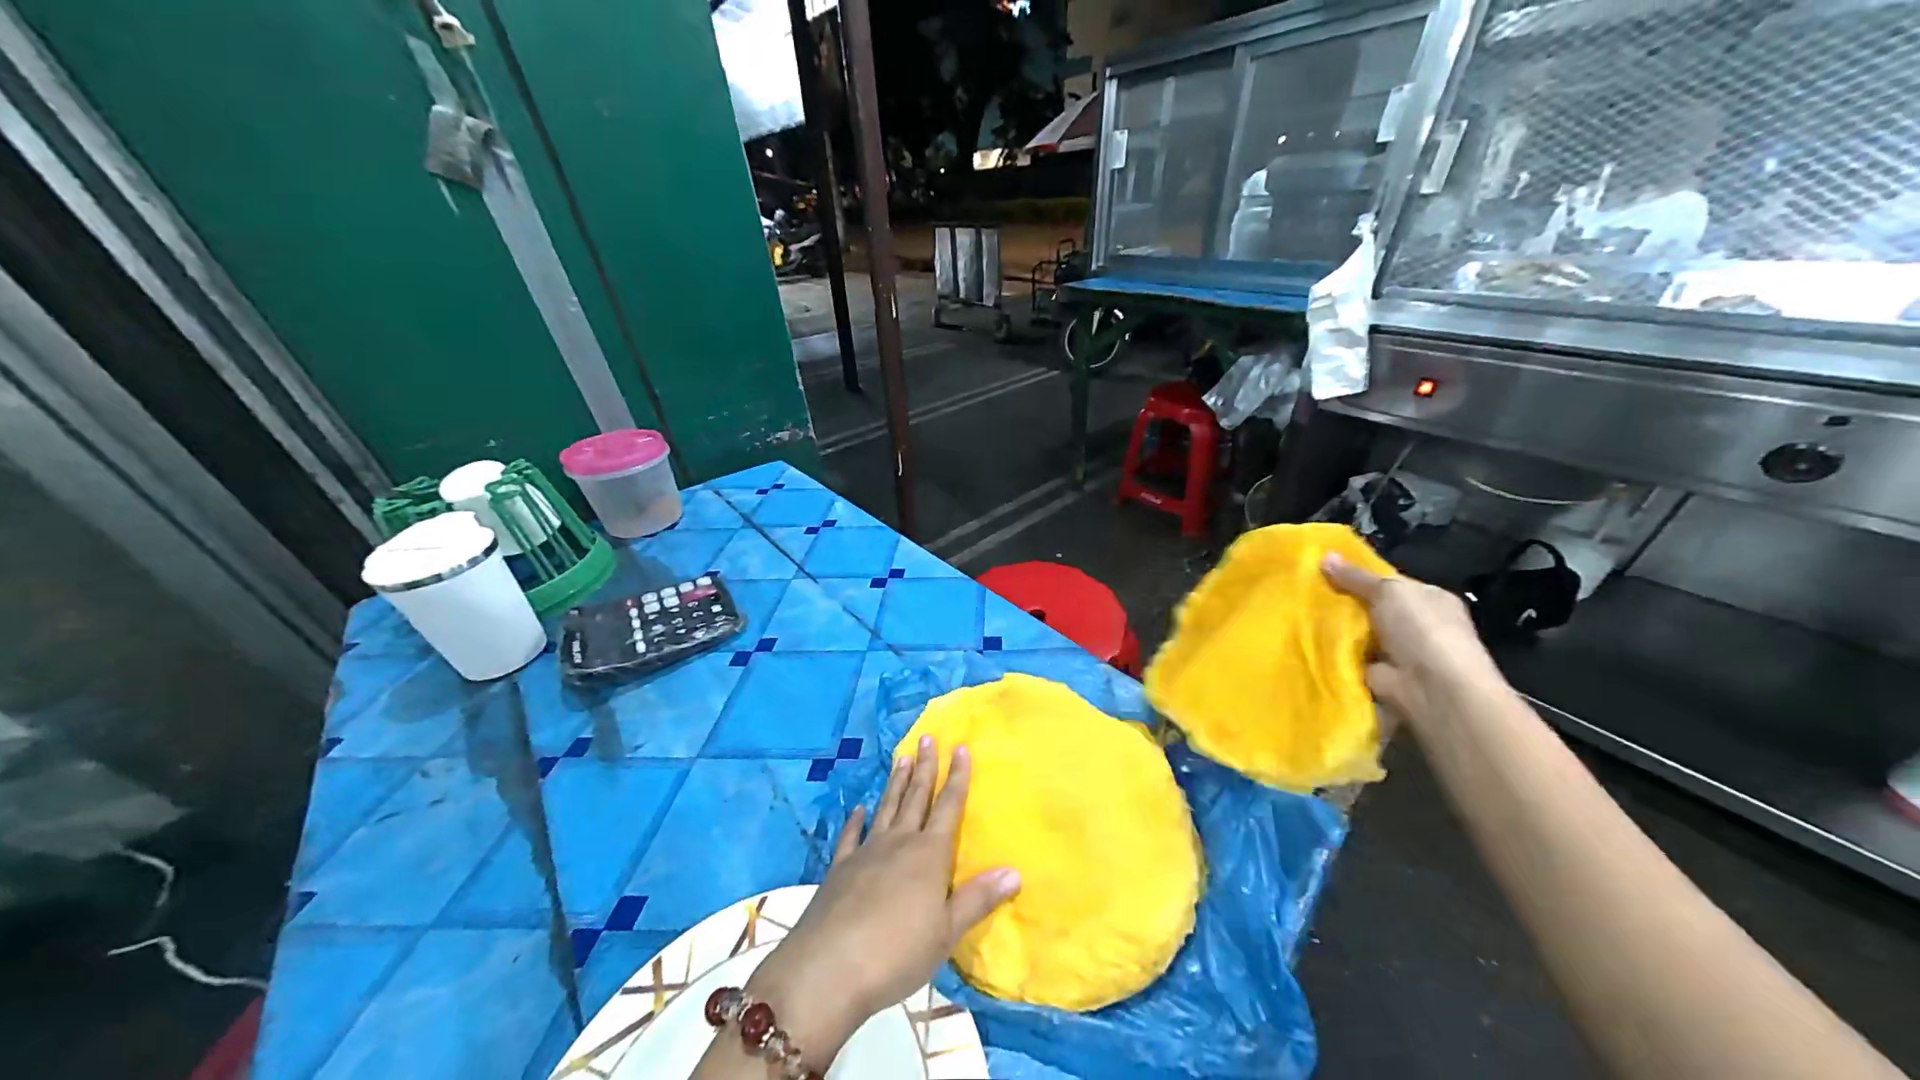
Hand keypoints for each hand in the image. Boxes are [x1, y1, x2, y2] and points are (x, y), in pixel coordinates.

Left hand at [736, 737, 1020, 1069]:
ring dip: (896, 783)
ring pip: (886, 808)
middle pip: (916, 798)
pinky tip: (858, 808)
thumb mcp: (947, 932)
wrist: (829, 968)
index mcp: (929, 855)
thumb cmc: (898, 952)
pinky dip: (856, 820)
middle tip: (928, 738)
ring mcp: (866, 853)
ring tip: (902, 758)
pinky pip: (851, 836)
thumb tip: (1015, 871)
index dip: (957, 778)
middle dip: (925, 768)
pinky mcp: (840, 869)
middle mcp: (899, 843)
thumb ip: (978, 898)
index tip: (961, 748)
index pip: (949, 807)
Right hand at [1321, 552, 1505, 726]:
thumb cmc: (1421, 629)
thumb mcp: (1389, 591)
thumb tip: (1325, 556)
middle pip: (1370, 607)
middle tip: (1303, 589)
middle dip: (1341, 601)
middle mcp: (1416, 625)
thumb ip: (1356, 577)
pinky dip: (1331, 652)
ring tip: (1296, 612)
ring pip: (1356, 633)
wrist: (1432, 688)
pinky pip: (1348, 657)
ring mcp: (1397, 652)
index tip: (1324, 569)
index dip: (1358, 575)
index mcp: (1428, 599)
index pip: (1389, 582)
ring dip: (1333, 627)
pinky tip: (1304, 640)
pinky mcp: (1378, 675)